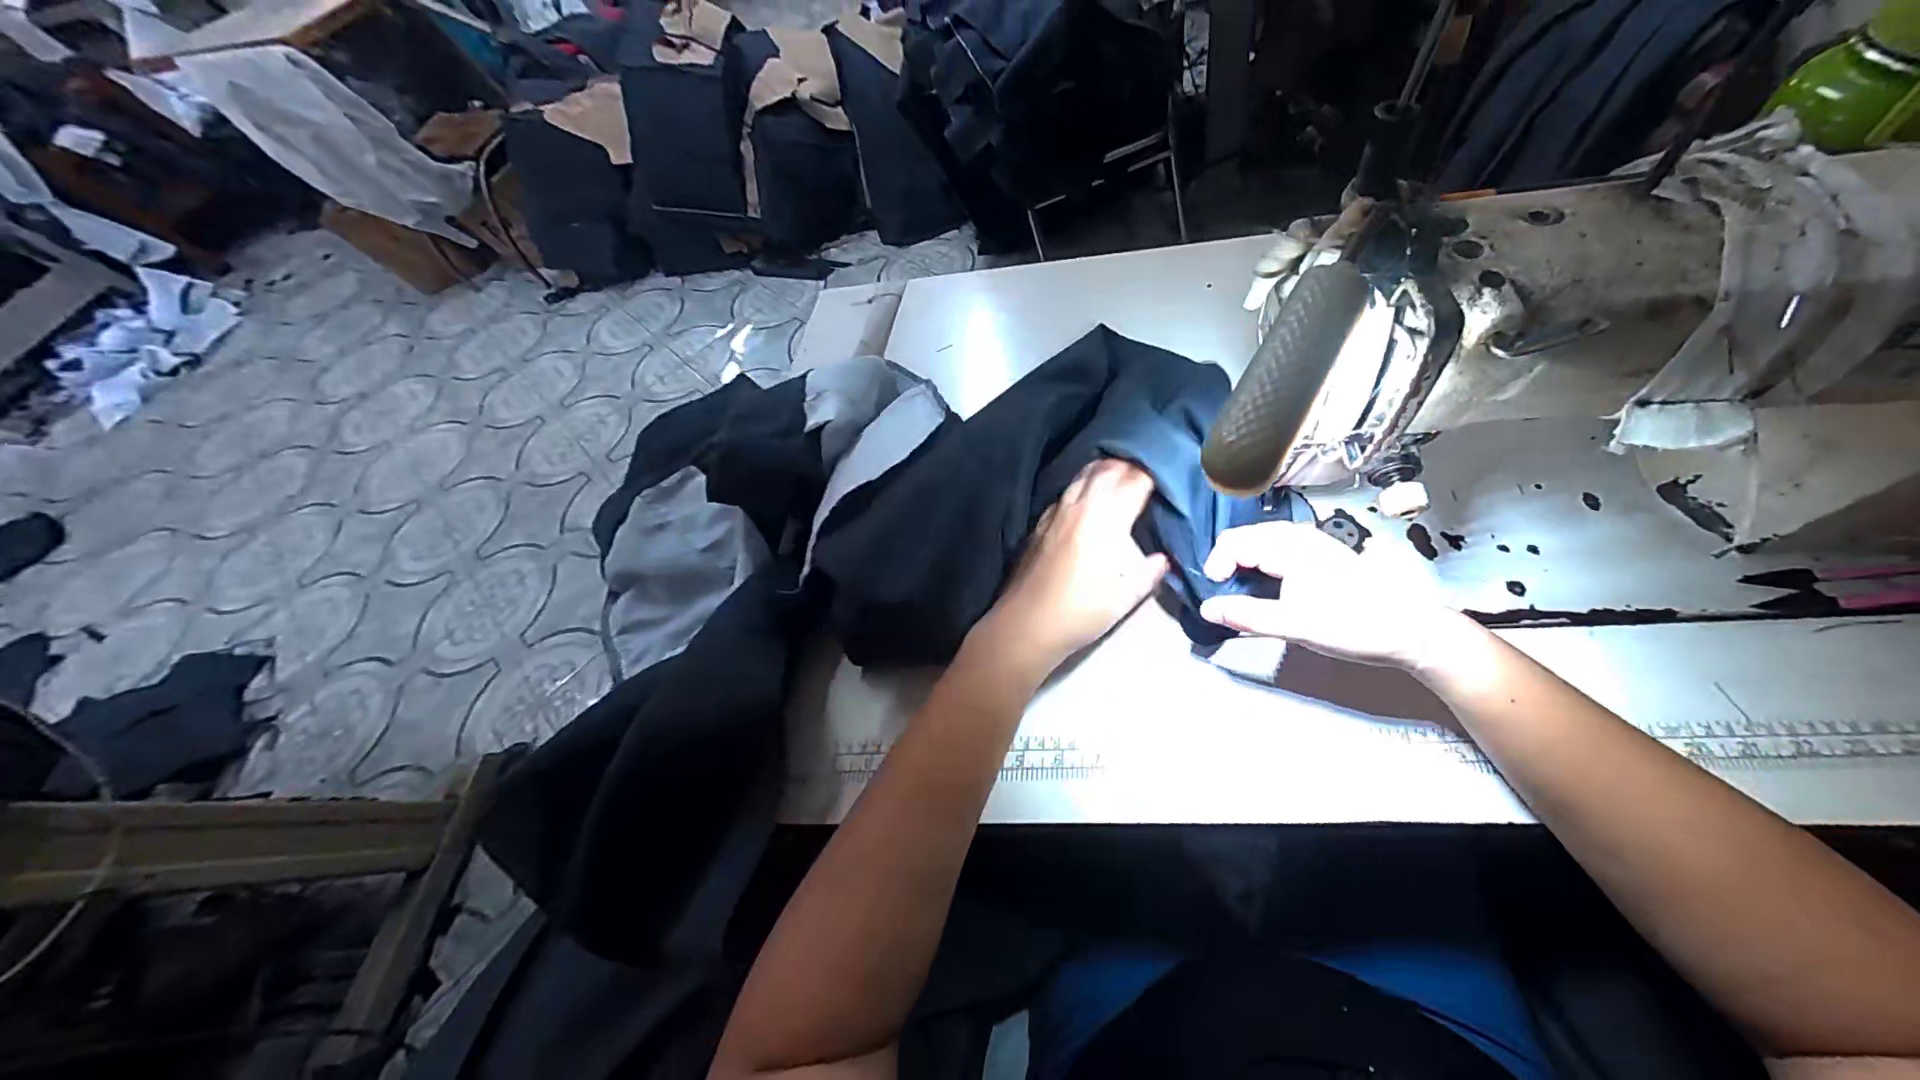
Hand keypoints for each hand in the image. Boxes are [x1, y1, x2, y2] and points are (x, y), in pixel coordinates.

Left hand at [968, 459, 1169, 682]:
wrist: (1026, 624)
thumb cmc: (1081, 611)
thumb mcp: (1125, 597)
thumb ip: (1148, 573)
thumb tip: (1163, 559)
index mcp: (1105, 519)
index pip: (1135, 482)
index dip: (1154, 474)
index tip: (1169, 476)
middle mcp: (1080, 506)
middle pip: (1108, 469)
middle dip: (1130, 464)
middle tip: (1148, 468)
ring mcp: (1056, 512)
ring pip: (1083, 475)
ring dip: (1104, 469)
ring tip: (1121, 472)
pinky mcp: (1040, 523)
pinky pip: (1066, 491)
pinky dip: (1082, 485)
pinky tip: (1087, 497)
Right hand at [1199, 521, 1469, 672]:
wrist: (1411, 631)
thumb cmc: (1354, 625)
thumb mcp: (1297, 626)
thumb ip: (1248, 616)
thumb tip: (1207, 609)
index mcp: (1292, 547)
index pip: (1235, 543)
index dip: (1215, 565)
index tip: (1211, 593)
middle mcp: (1300, 537)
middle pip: (1245, 536)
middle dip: (1224, 560)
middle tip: (1219, 592)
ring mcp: (1312, 543)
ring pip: (1260, 540)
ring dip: (1241, 559)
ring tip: (1235, 587)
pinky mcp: (1320, 554)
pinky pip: (1276, 546)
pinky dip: (1258, 560)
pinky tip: (1261, 582)